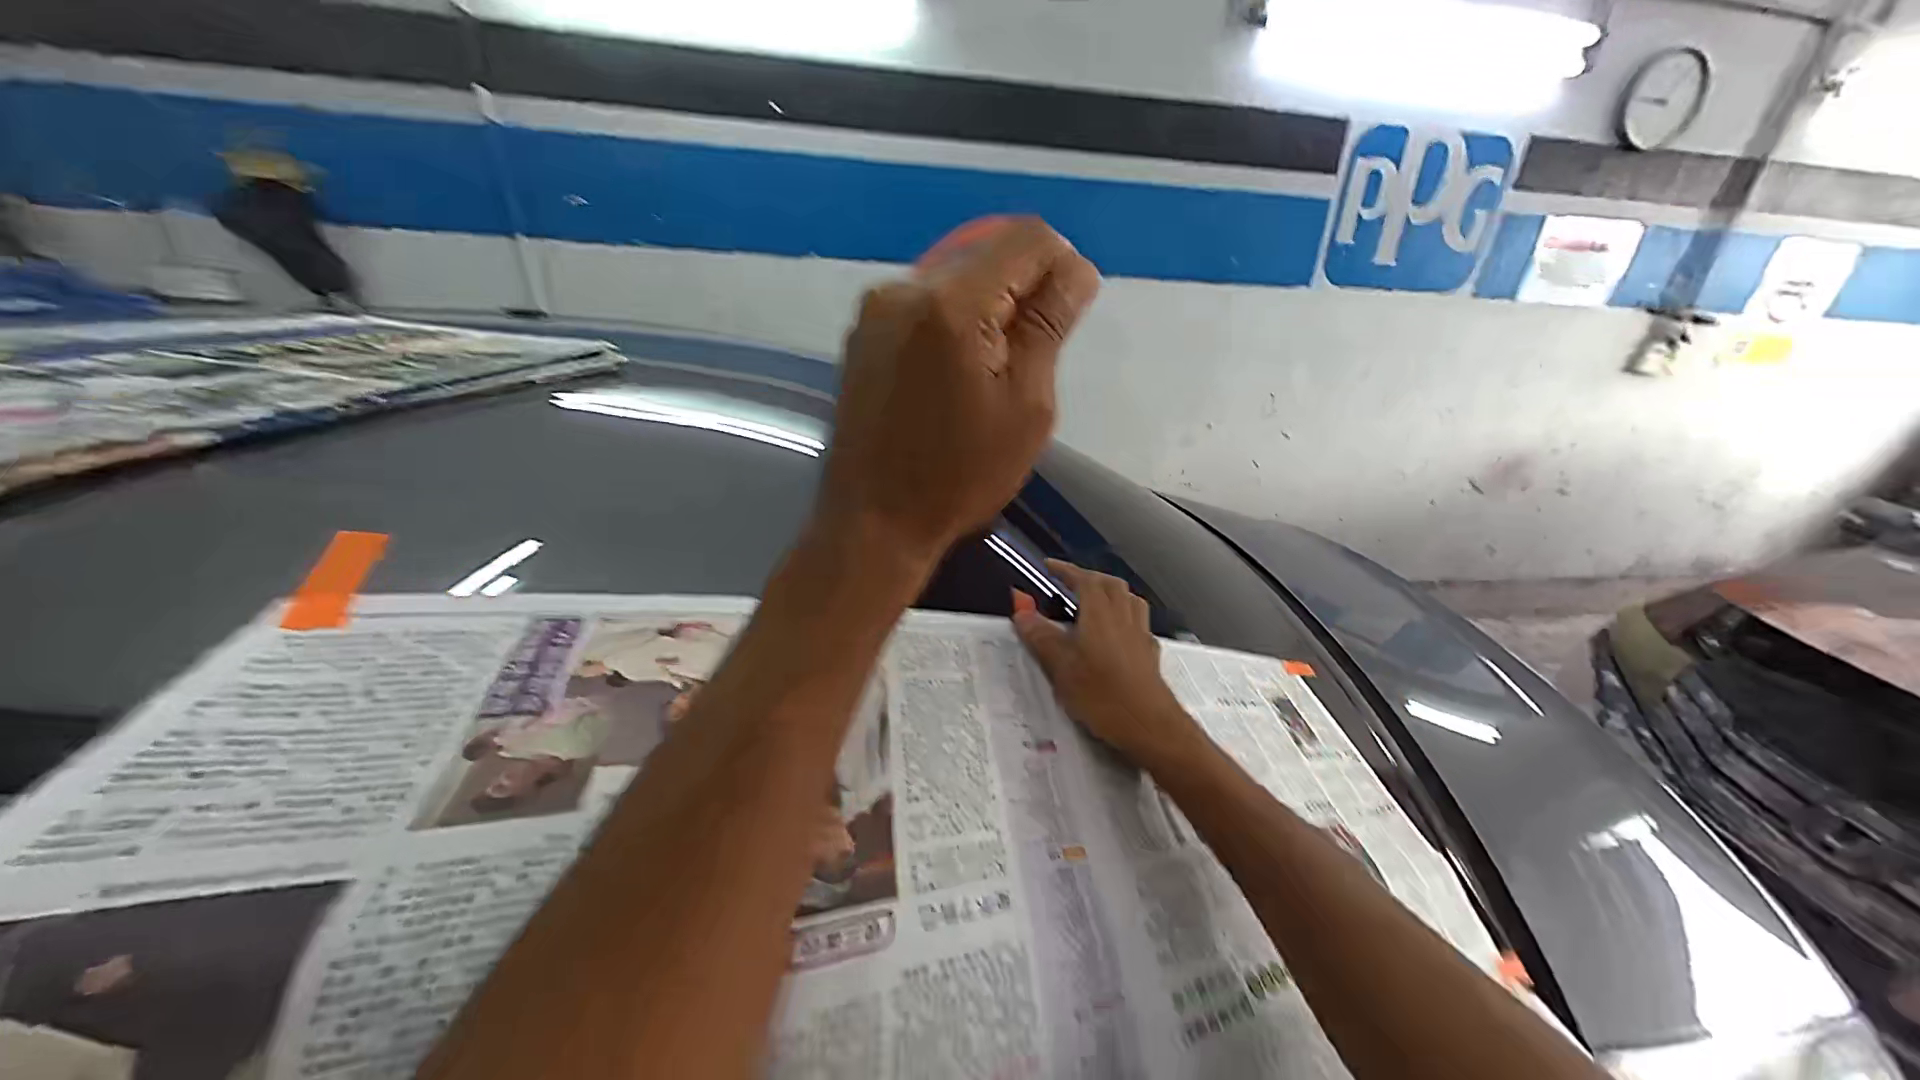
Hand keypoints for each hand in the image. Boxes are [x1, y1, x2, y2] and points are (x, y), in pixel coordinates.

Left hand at [819, 218, 1100, 559]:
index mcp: (950, 305)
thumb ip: (1049, 326)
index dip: (1060, 265)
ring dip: (986, 311)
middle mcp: (903, 289)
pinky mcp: (861, 336)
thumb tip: (1075, 270)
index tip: (1065, 315)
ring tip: (989, 376)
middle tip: (1029, 358)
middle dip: (1021, 292)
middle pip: (985, 256)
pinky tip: (953, 377)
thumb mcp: (1025, 407)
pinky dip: (951, 325)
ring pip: (953, 280)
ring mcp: (874, 311)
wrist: (872, 521)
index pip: (1024, 239)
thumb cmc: (959, 476)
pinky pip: (923, 306)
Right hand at [1013, 561, 1206, 768]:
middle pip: (1110, 584)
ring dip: (1110, 592)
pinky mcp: (1149, 654)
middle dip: (1088, 577)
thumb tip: (1023, 615)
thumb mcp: (1061, 667)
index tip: (1051, 566)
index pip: (1083, 579)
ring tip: (1095, 599)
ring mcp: (1140, 635)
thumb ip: (1041, 637)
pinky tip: (1117, 632)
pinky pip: (1138, 622)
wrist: (1150, 725)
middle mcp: (1123, 617)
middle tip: (1071, 581)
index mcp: (1100, 613)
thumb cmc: (1106, 697)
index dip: (1066, 570)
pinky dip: (1125, 616)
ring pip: (1128, 599)